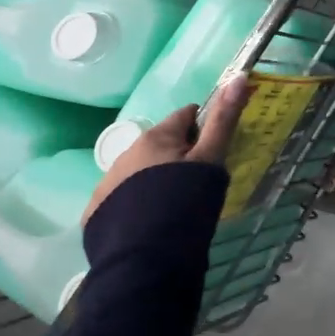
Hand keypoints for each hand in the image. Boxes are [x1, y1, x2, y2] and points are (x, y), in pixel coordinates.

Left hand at [83, 73, 252, 224]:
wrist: (146, 259)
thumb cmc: (186, 201)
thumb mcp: (212, 158)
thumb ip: (224, 118)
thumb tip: (239, 75)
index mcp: (155, 136)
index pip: (188, 115)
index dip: (205, 130)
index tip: (214, 153)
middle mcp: (125, 153)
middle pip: (163, 143)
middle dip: (180, 156)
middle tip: (198, 182)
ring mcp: (106, 183)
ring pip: (142, 170)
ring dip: (158, 178)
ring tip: (175, 205)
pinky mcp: (95, 213)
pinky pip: (123, 197)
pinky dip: (138, 202)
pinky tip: (151, 222)